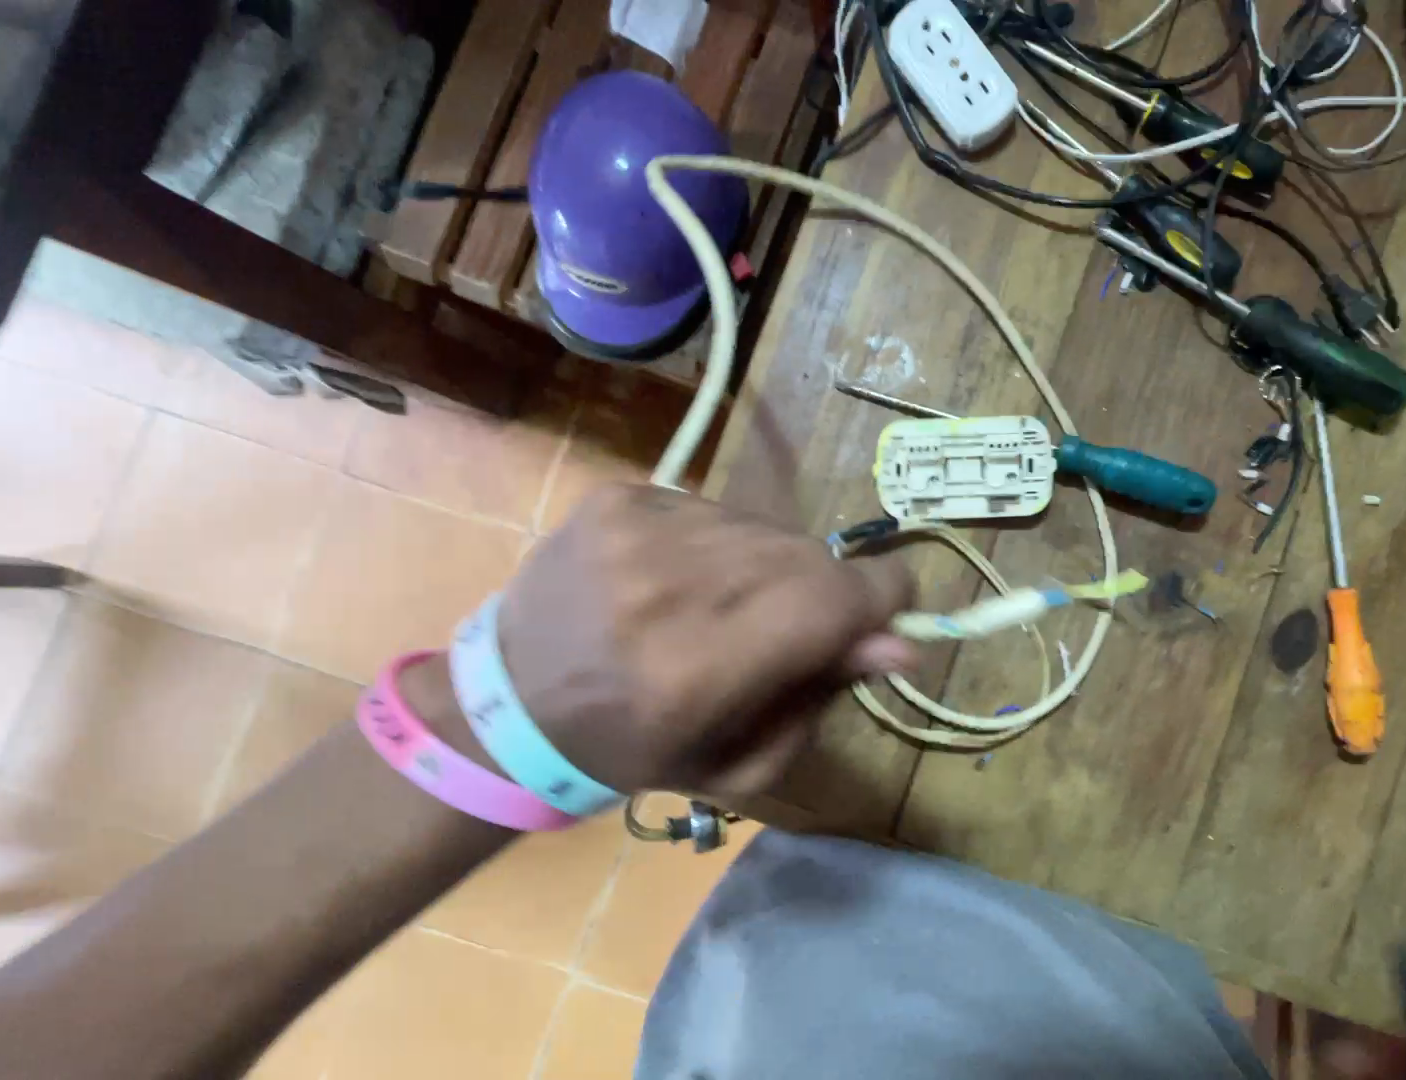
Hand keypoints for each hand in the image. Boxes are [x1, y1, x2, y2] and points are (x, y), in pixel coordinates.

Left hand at [493, 484, 914, 798]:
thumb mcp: (739, 760)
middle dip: (828, 593)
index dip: (884, 598)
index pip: (833, 599)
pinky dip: (726, 546)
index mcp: (697, 671)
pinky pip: (720, 511)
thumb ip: (822, 699)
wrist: (507, 707)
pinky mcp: (618, 498)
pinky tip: (686, 580)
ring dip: (775, 568)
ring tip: (730, 606)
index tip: (888, 615)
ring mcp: (637, 530)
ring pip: (769, 530)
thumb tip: (898, 642)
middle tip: (798, 628)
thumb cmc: (634, 750)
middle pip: (809, 559)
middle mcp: (668, 586)